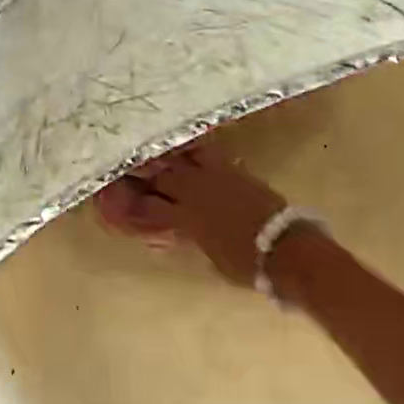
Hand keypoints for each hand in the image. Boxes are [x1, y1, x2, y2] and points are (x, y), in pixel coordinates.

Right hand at [93, 141, 289, 288]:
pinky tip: (178, 139)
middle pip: (159, 174)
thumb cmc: (248, 264)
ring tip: (144, 144)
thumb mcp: (209, 255)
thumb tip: (172, 228)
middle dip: (139, 169)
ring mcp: (210, 175)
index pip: (149, 205)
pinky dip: (187, 146)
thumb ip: (187, 236)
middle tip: (123, 161)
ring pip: (176, 158)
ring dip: (160, 153)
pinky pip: (200, 151)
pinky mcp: (228, 167)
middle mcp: (192, 190)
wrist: (288, 250)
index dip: (132, 201)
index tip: (115, 196)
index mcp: (184, 216)